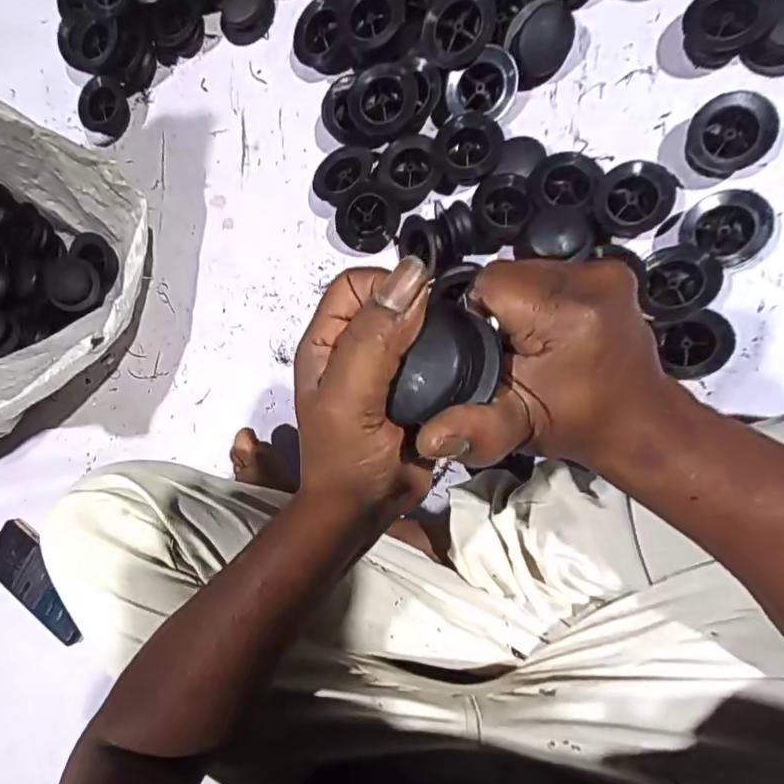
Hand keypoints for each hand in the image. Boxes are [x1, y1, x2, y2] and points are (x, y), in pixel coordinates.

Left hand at [293, 257, 434, 525]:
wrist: (366, 508)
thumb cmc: (345, 458)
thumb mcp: (349, 395)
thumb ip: (374, 338)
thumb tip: (411, 275)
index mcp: (326, 343)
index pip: (356, 284)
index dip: (388, 285)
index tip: (420, 307)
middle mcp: (353, 349)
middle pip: (389, 300)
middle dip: (417, 306)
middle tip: (440, 334)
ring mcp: (384, 370)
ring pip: (416, 327)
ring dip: (437, 333)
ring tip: (452, 350)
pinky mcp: (413, 389)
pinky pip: (436, 358)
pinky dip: (448, 358)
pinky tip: (457, 368)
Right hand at [416, 258, 682, 469]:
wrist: (637, 423)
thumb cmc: (583, 423)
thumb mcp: (516, 426)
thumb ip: (470, 425)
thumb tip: (428, 438)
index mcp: (568, 311)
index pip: (489, 281)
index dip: (476, 314)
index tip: (489, 348)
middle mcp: (592, 280)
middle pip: (508, 270)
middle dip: (498, 309)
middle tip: (510, 352)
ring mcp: (606, 272)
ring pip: (528, 268)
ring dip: (518, 302)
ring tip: (529, 343)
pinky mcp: (610, 274)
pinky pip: (552, 273)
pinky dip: (541, 300)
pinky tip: (548, 330)